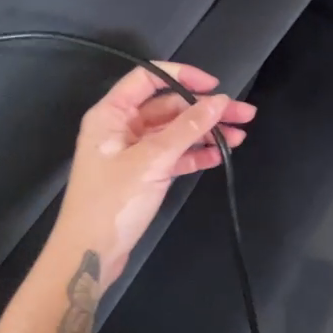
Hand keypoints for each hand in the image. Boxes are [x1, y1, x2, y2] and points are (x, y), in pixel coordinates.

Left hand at [47, 63, 254, 285]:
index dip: (182, 76)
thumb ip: (188, 128)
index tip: (213, 86)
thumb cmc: (112, 202)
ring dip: (207, 132)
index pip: (149, 78)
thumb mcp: (152, 160)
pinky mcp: (144, 173)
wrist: (88, 257)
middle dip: (206, 110)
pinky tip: (219, 156)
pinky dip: (196, 153)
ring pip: (177, 131)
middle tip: (244, 114)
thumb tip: (220, 100)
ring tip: (240, 136)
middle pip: (170, 106)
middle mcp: (122, 127)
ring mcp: (134, 151)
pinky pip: (175, 154)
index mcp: (112, 115)